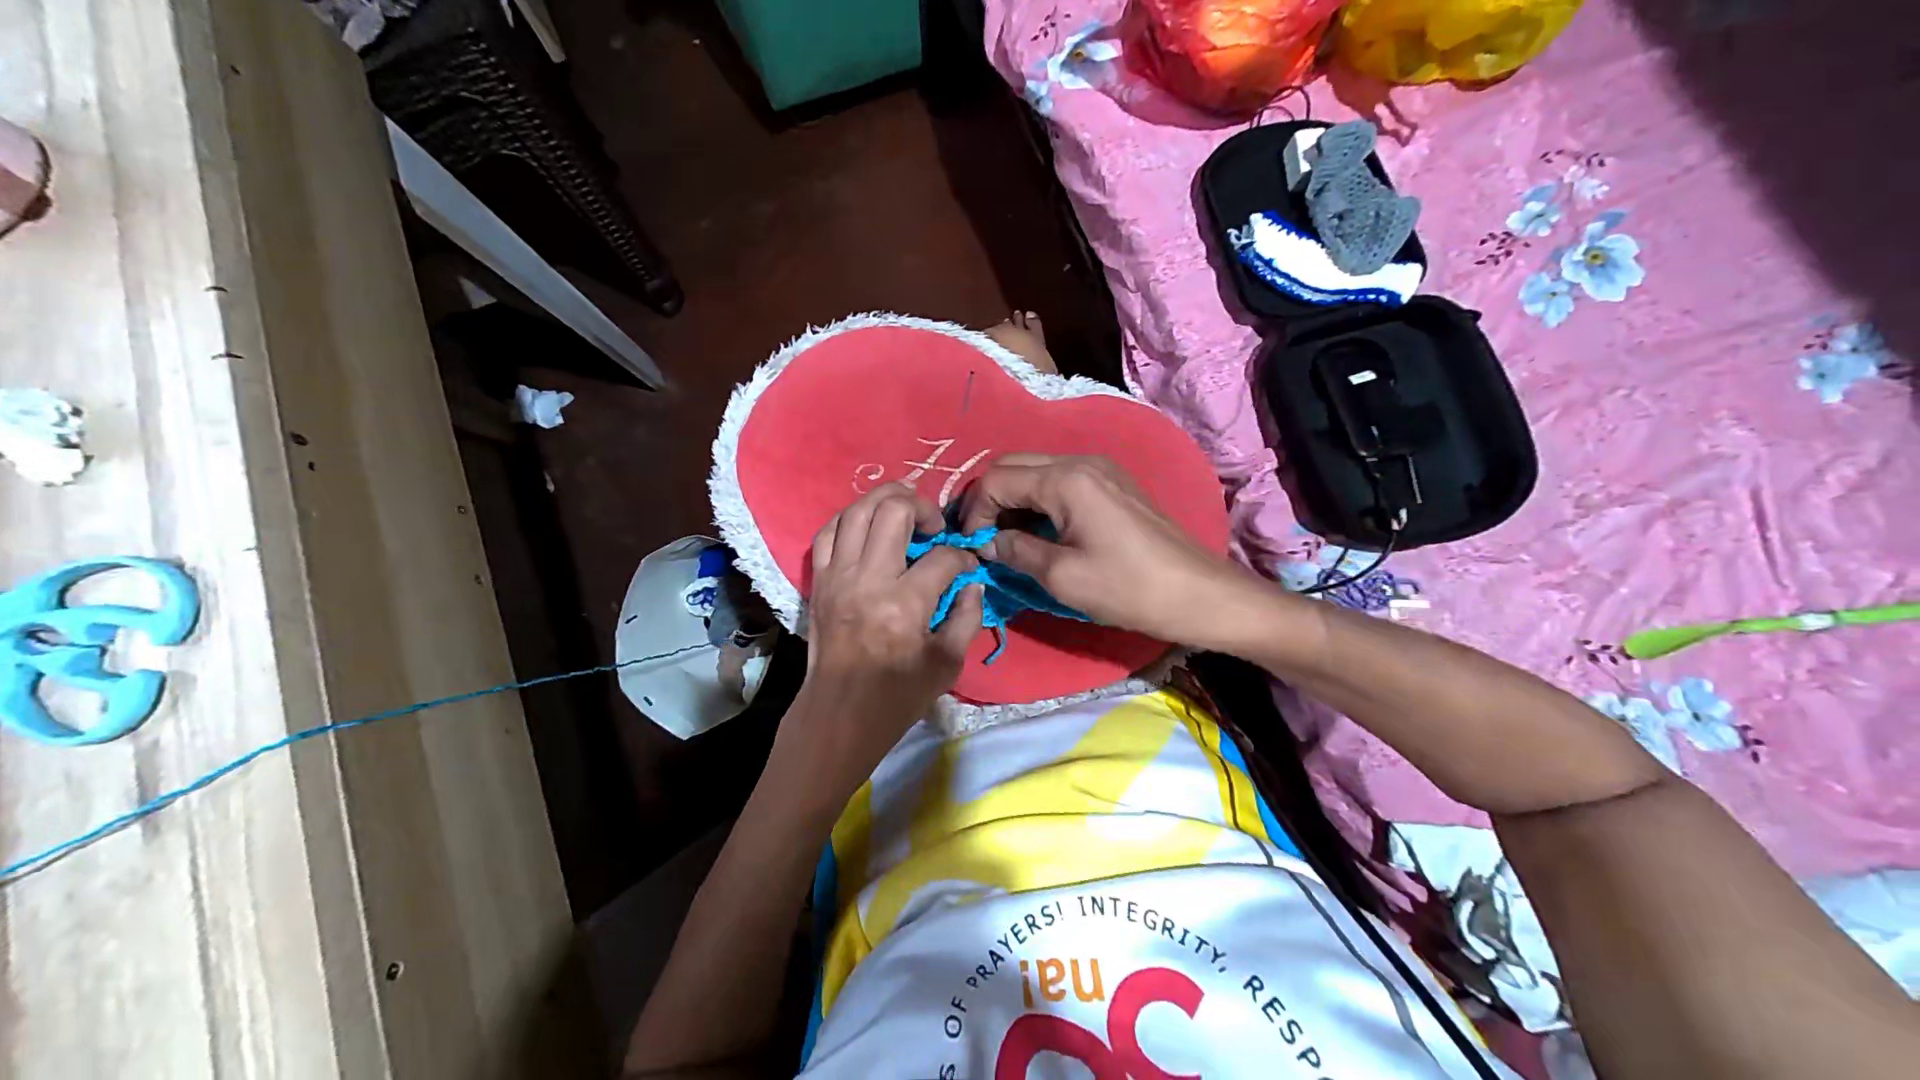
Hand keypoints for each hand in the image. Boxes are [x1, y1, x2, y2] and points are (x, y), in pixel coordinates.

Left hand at [785, 483, 983, 778]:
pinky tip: (869, 525)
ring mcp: (838, 577)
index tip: (967, 566)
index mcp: (904, 605)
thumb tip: (973, 583)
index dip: (962, 556)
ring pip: (857, 509)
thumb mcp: (948, 663)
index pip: (941, 557)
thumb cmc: (898, 694)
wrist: (840, 712)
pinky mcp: (820, 580)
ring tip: (905, 511)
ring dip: (886, 500)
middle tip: (934, 526)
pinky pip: (829, 531)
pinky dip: (851, 518)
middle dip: (923, 506)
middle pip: (893, 511)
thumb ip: (967, 617)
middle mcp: (868, 580)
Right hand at [958, 454, 1265, 650]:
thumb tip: (988, 543)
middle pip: (1013, 465)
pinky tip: (1040, 532)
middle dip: (990, 499)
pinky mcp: (1113, 484)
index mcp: (1065, 479)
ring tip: (1008, 539)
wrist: (1198, 593)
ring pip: (1037, 470)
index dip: (975, 510)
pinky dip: (1039, 500)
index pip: (996, 478)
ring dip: (1014, 500)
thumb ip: (1016, 551)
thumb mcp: (1062, 577)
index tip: (971, 545)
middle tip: (983, 539)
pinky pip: (1061, 481)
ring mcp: (1101, 469)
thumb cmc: (1128, 588)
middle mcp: (1080, 461)